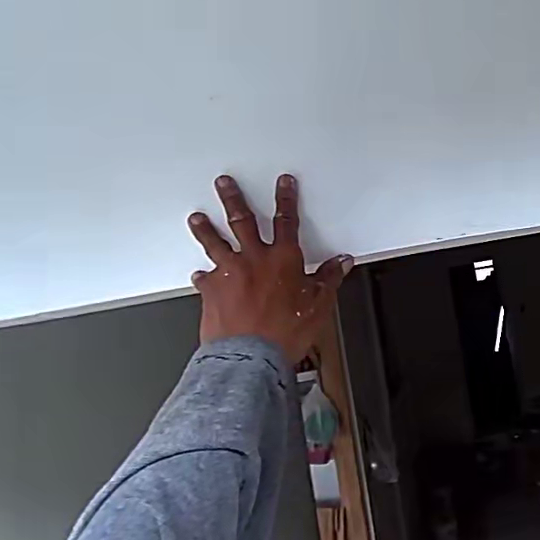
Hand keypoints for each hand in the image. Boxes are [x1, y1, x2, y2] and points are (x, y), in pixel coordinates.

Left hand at [188, 174, 352, 365]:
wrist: (251, 356)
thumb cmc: (284, 332)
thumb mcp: (319, 305)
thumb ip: (329, 279)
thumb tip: (341, 263)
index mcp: (283, 259)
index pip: (286, 220)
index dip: (286, 198)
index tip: (282, 183)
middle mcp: (254, 259)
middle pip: (242, 220)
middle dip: (233, 198)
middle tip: (225, 183)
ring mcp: (229, 273)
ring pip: (215, 242)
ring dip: (206, 228)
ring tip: (197, 217)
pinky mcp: (212, 291)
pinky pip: (204, 278)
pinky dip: (201, 275)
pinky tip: (198, 273)